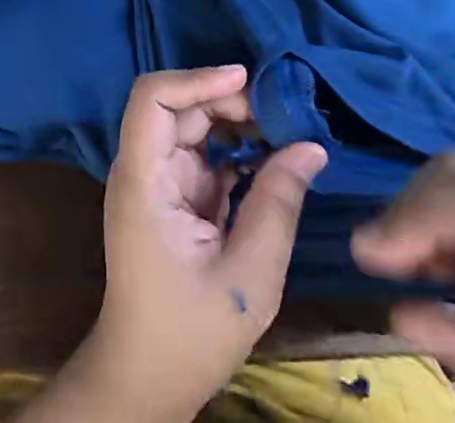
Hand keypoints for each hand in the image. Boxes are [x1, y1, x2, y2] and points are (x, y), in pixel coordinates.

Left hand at [20, 66, 327, 422]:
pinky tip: (272, 160)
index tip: (245, 81)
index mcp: (144, 181)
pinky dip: (237, 150)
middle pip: (178, 107)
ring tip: (285, 134)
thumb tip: (310, 146)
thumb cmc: (191, 331)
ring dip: (236, 123)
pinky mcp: (174, 194)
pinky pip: (204, 154)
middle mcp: (144, 169)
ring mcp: (158, 180)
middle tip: (283, 118)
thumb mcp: (249, 273)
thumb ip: (277, 203)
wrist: (148, 374)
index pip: (151, 100)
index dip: (195, 79)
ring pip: (193, 126)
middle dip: (229, 102)